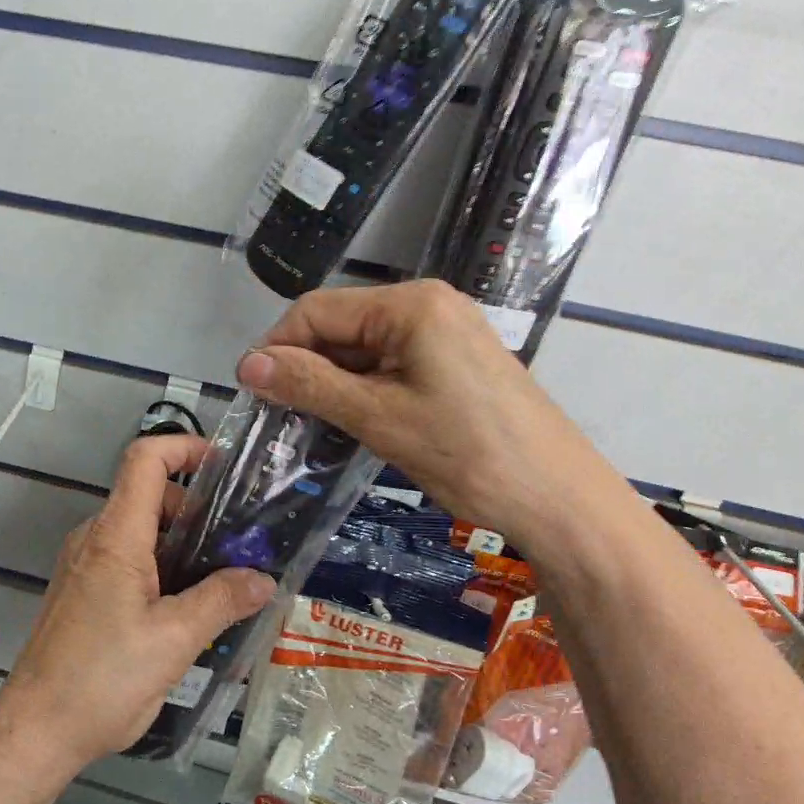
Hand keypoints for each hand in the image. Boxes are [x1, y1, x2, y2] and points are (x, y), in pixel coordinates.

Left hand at [0, 436, 275, 775]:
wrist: (38, 728)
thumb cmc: (103, 679)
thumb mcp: (175, 640)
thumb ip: (221, 602)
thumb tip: (264, 580)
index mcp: (115, 537)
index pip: (144, 460)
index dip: (185, 447)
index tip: (227, 466)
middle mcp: (94, 540)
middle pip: (149, 497)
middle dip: (198, 512)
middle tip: (243, 546)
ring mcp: (84, 566)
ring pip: (141, 534)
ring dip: (184, 548)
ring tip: (226, 584)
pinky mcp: (83, 593)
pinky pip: (128, 563)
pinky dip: (162, 571)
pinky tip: (190, 611)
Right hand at [234, 281, 631, 548]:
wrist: (558, 498)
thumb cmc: (467, 453)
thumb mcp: (378, 417)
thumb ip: (310, 384)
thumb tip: (245, 364)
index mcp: (410, 305)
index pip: (316, 311)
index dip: (276, 348)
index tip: (252, 393)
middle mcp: (429, 304)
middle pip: (340, 326)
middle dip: (305, 367)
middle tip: (280, 417)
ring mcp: (446, 332)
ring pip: (363, 347)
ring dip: (332, 382)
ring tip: (311, 425)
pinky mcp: (455, 361)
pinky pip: (391, 363)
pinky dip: (363, 389)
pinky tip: (352, 422)